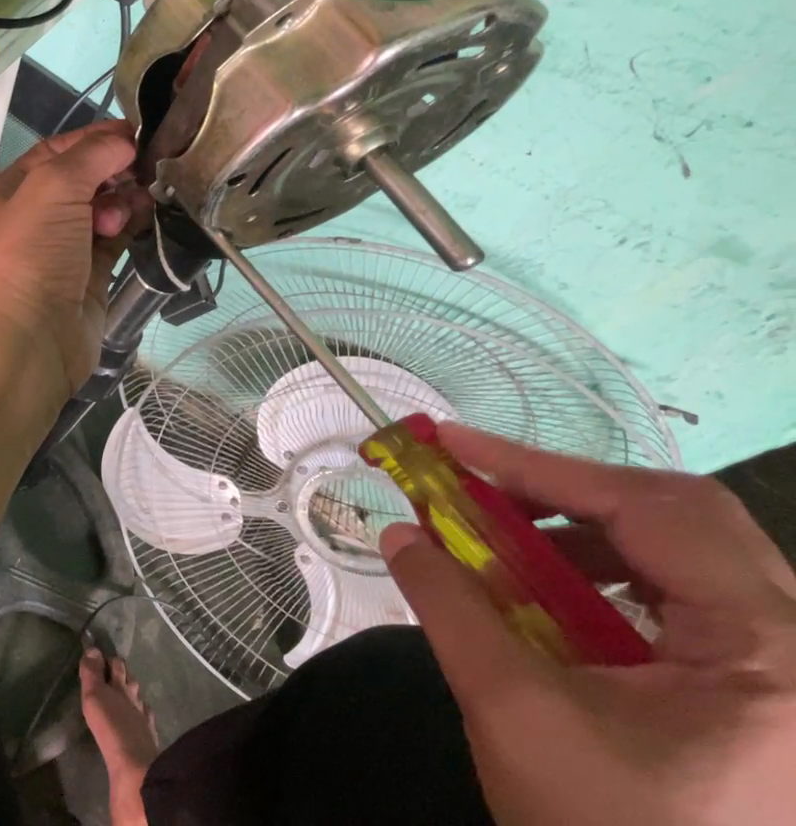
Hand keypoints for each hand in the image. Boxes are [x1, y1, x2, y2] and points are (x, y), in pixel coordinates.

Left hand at [0, 120, 146, 394]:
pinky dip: (132, 224)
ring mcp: (62, 249)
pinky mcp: (89, 276)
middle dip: (113, 170)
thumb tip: (124, 145)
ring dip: (125, 198)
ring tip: (137, 203)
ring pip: (103, 208)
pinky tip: (148, 215)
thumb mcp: (51, 187)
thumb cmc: (29, 254)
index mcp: (9, 192)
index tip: (137, 132)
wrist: (28, 338)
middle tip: (142, 172)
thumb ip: (90, 157)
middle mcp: (33, 218)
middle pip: (82, 179)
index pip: (56, 151)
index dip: (95, 139)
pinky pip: (116, 238)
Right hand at [380, 424, 795, 825]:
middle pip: (679, 520)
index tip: (450, 445)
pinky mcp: (762, 689)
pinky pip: (681, 602)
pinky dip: (599, 582)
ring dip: (576, 537)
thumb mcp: (513, 711)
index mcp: (772, 649)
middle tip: (470, 489)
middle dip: (559, 496)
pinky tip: (544, 599)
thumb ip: (452, 607)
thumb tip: (399, 534)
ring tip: (495, 546)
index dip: (541, 467)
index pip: (655, 511)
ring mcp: (785, 668)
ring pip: (680, 557)